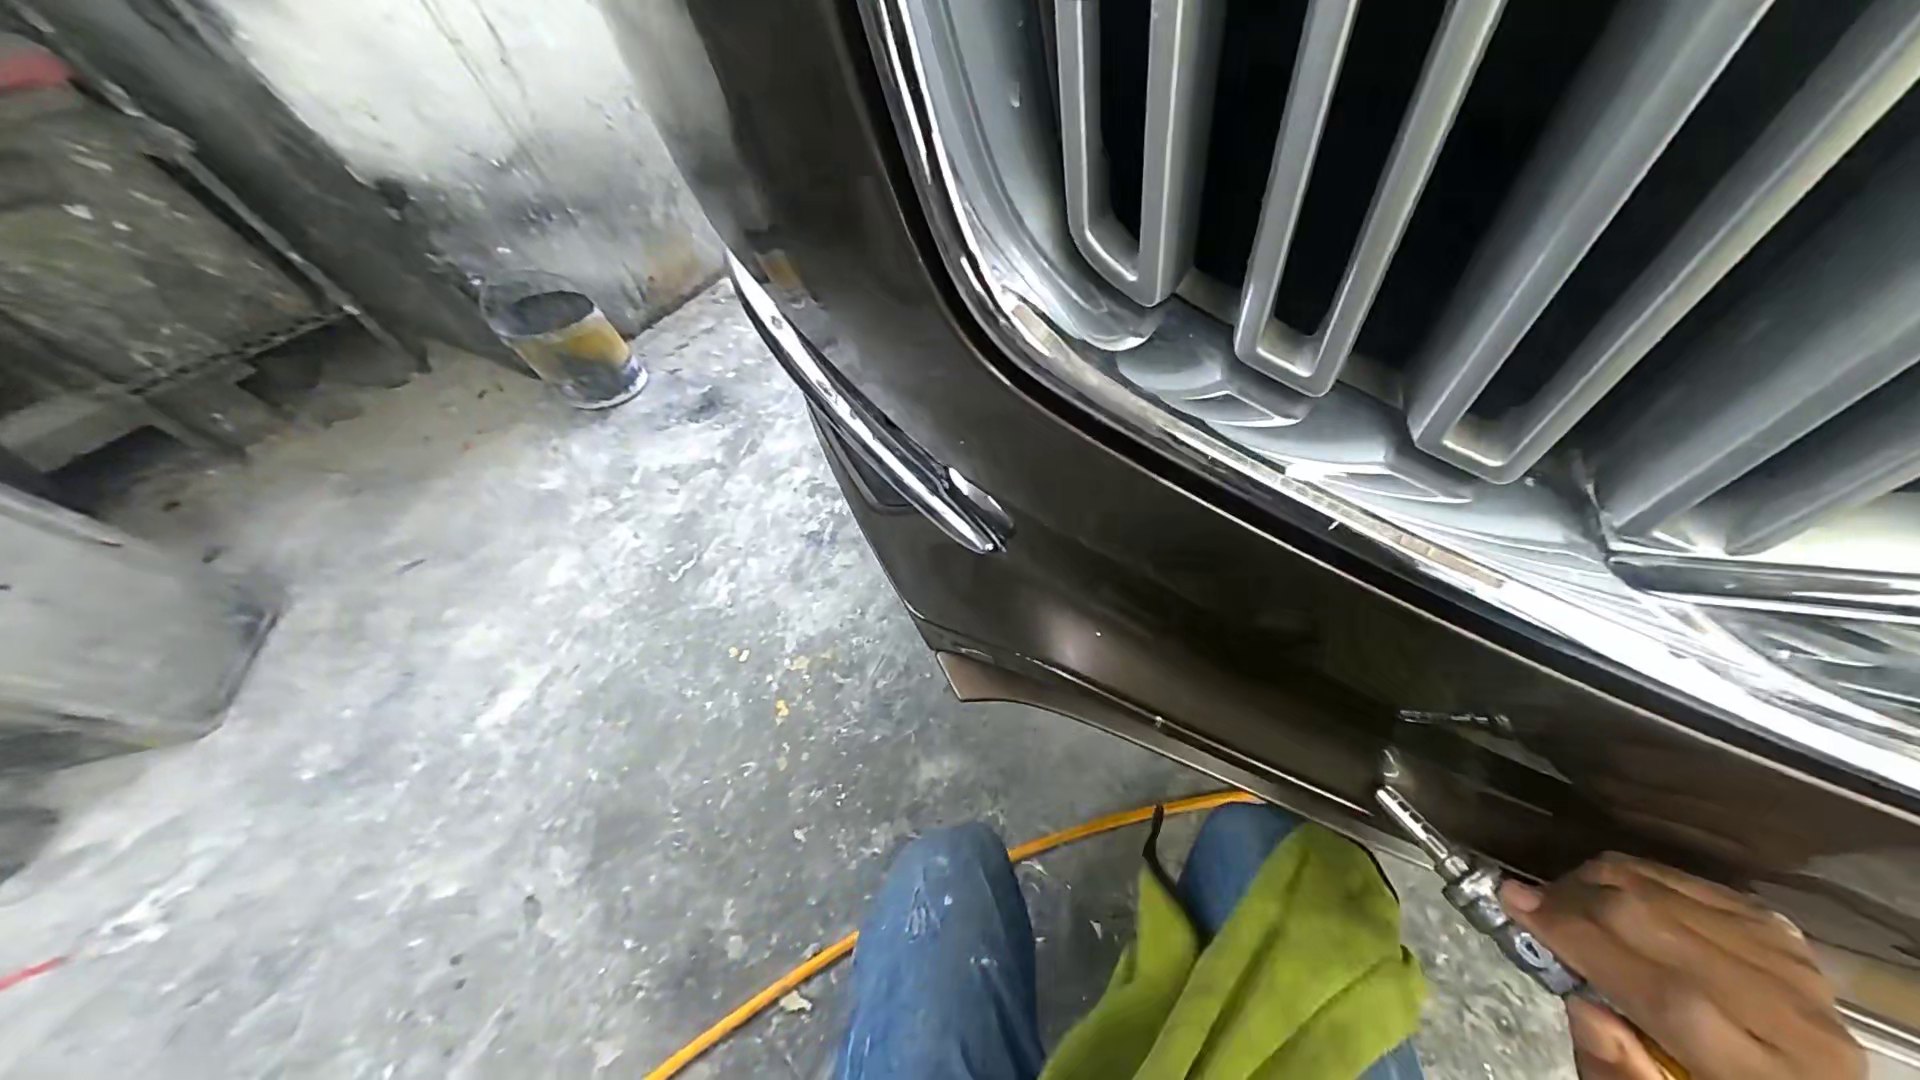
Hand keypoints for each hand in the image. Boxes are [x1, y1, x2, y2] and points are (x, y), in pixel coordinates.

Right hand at [1500, 853, 1862, 1079]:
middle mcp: (1793, 1019)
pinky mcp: (1778, 934)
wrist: (1782, 1079)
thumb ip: (1617, 1071)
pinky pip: (1684, 881)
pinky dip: (1632, 877)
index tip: (1510, 901)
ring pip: (1662, 891)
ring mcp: (1790, 967)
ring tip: (1565, 900)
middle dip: (1572, 901)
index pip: (1665, 993)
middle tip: (1526, 899)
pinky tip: (1609, 894)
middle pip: (1655, 925)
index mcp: (1763, 1077)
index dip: (1577, 938)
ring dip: (1594, 883)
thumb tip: (1581, 1006)